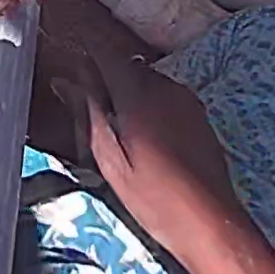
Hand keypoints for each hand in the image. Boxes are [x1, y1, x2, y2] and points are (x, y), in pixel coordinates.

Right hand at [67, 50, 274, 273]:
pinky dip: (151, 102)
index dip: (87, 52)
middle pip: (127, 66)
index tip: (73, 58)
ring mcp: (184, 96)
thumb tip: (64, 80)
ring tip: (124, 129)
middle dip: (108, 77)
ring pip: (147, 79)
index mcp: (137, 94)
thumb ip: (88, 112)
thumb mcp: (110, 160)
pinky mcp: (197, 110)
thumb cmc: (153, 197)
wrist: (210, 221)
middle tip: (95, 109)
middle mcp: (162, 85)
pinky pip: (166, 93)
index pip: (106, 54)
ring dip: (131, 91)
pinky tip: (149, 135)